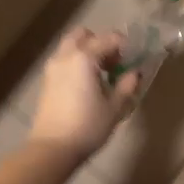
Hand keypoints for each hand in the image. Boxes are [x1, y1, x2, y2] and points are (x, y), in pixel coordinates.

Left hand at [28, 28, 140, 159]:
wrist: (52, 149)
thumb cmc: (87, 126)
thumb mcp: (114, 107)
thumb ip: (126, 85)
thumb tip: (135, 73)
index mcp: (84, 58)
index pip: (110, 38)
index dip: (126, 45)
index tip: (135, 58)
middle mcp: (66, 56)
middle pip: (84, 35)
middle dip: (101, 42)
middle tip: (115, 62)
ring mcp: (53, 68)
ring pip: (71, 46)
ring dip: (88, 51)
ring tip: (102, 74)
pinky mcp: (47, 81)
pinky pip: (64, 60)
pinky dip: (77, 62)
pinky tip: (88, 83)